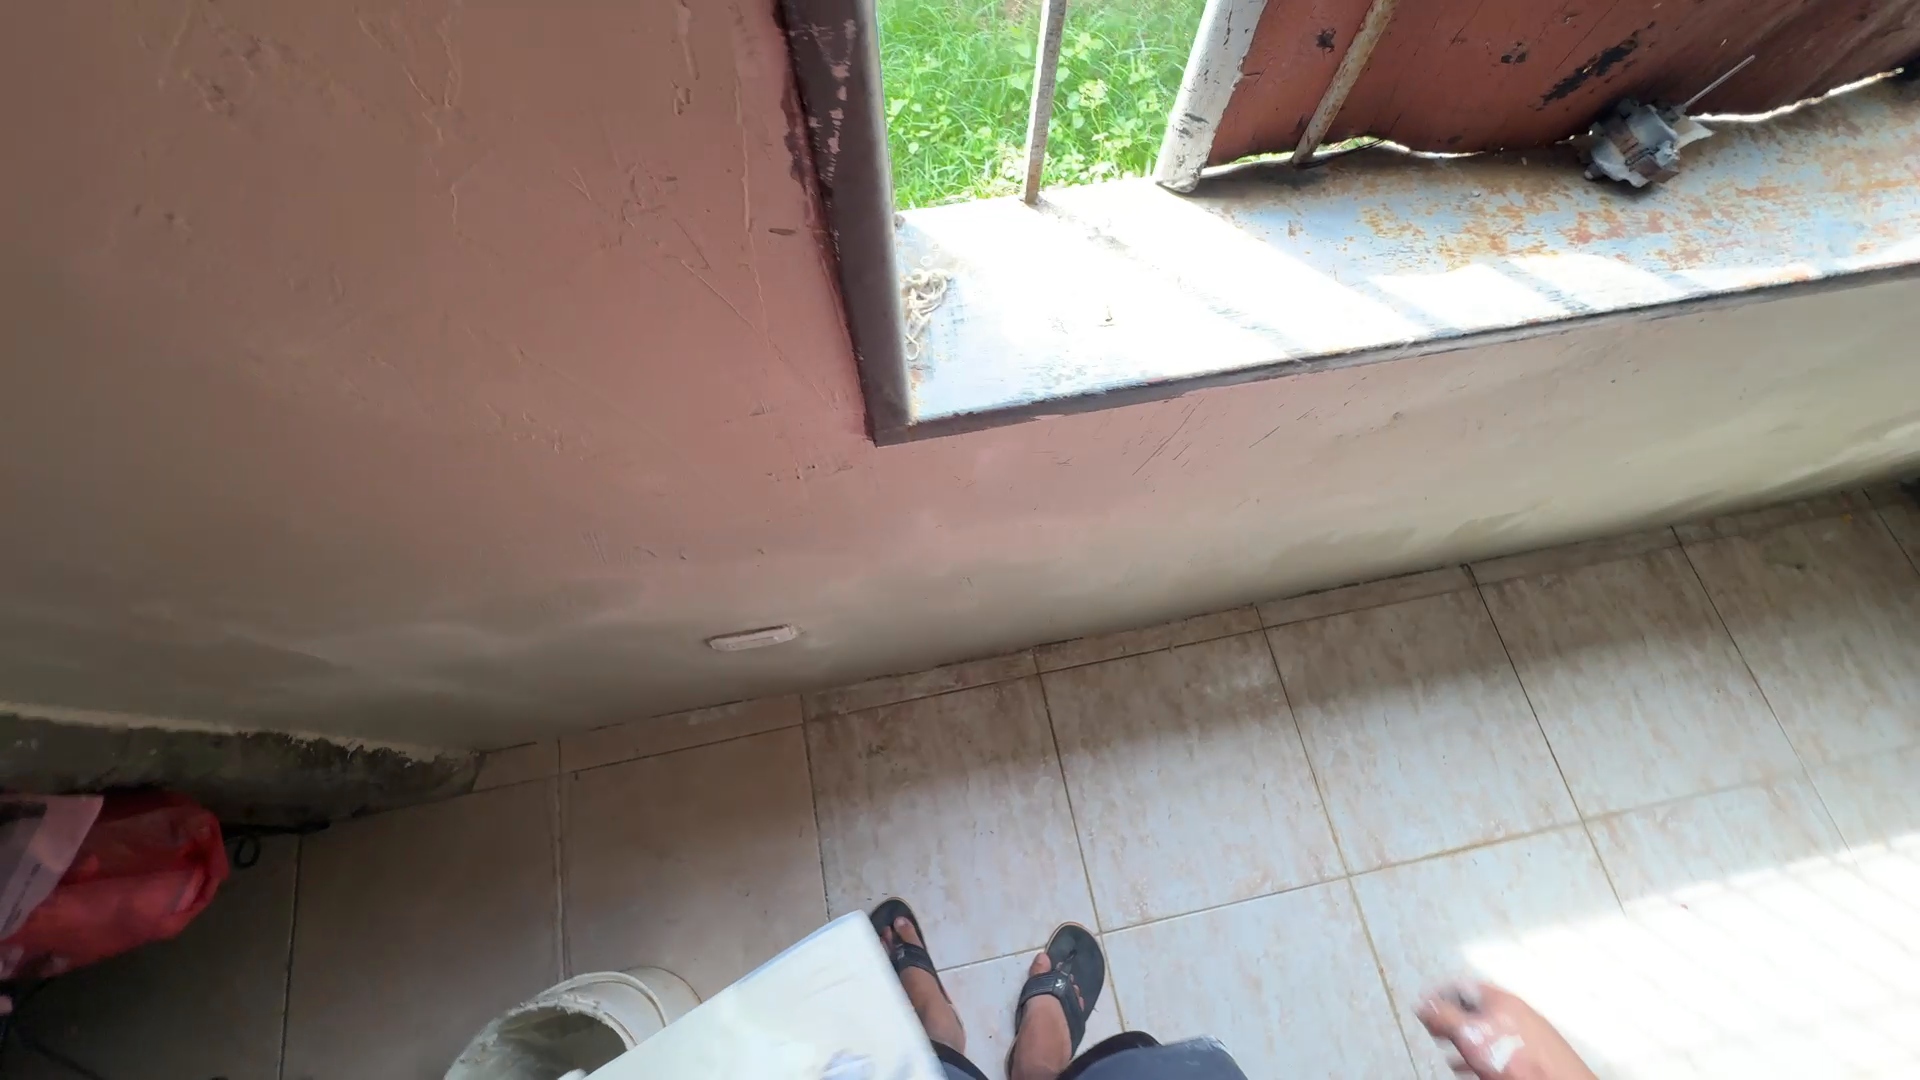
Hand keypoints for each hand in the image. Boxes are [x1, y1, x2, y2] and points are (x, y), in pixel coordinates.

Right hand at [1416, 980, 1595, 1079]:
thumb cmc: (1522, 1063)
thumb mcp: (1470, 1035)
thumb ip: (1443, 1016)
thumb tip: (1422, 1003)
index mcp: (1500, 998)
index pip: (1458, 986)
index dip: (1437, 997)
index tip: (1425, 1009)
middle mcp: (1516, 1010)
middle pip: (1473, 1010)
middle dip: (1452, 1024)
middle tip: (1437, 1035)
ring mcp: (1531, 1033)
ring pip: (1489, 1032)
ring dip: (1468, 1044)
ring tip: (1455, 1058)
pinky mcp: (1541, 1055)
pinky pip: (1504, 1049)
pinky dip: (1487, 1056)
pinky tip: (1478, 1070)